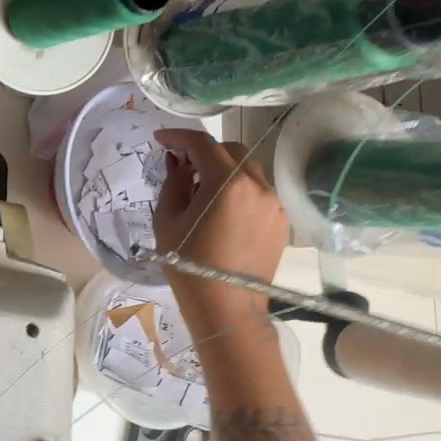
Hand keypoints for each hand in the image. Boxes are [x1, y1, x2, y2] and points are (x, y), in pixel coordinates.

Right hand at [152, 129, 288, 317]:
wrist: (226, 305)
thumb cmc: (188, 261)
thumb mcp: (167, 218)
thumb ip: (174, 183)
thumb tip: (179, 164)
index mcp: (227, 183)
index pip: (202, 144)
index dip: (178, 136)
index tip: (159, 139)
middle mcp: (258, 187)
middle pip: (230, 150)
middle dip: (203, 149)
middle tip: (179, 162)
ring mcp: (274, 204)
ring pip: (248, 168)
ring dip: (222, 166)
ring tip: (199, 185)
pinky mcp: (280, 221)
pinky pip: (258, 190)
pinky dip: (237, 186)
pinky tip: (219, 205)